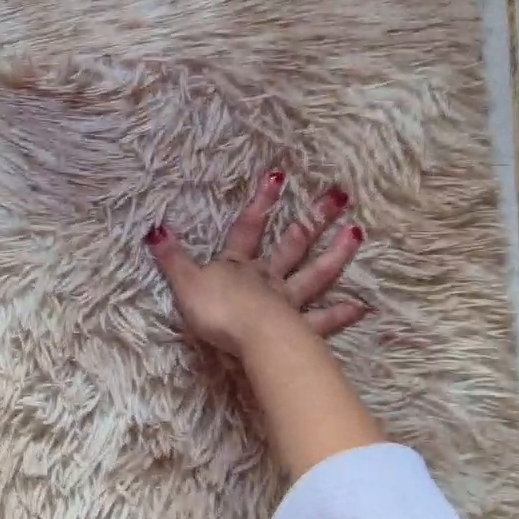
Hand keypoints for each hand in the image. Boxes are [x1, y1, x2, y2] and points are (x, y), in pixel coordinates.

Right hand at [144, 169, 367, 362]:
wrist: (252, 342)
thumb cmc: (218, 311)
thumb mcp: (185, 282)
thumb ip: (172, 258)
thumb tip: (156, 229)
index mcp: (238, 266)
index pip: (248, 227)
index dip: (261, 202)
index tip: (279, 176)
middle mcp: (267, 278)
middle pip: (292, 244)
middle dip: (312, 219)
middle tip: (338, 196)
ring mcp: (288, 303)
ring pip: (315, 274)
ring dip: (336, 254)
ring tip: (356, 232)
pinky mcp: (301, 330)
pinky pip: (323, 320)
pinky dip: (342, 313)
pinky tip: (362, 305)